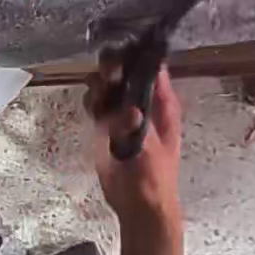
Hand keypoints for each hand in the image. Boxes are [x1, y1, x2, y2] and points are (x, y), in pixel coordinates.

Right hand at [87, 63, 181, 229]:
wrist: (139, 206)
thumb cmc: (155, 178)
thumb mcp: (152, 150)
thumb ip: (140, 126)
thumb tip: (131, 106)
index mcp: (161, 106)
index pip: (152, 72)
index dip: (140, 58)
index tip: (127, 49)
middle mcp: (140, 105)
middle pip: (124, 74)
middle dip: (113, 69)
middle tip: (108, 74)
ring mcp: (121, 116)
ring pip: (106, 87)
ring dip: (101, 85)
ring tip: (100, 96)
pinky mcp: (104, 129)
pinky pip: (96, 107)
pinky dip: (92, 103)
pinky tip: (95, 110)